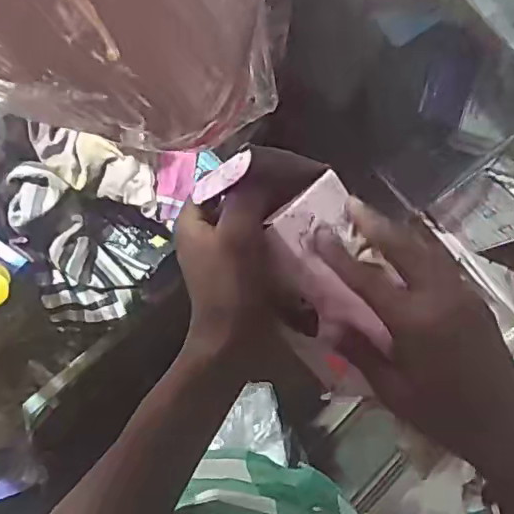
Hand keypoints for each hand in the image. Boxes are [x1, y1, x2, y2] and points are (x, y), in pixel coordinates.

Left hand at [174, 148, 321, 374]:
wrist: (231, 348)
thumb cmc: (231, 292)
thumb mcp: (237, 235)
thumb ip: (248, 194)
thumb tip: (271, 169)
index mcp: (196, 214)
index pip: (233, 171)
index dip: (269, 165)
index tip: (307, 170)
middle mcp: (207, 225)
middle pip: (246, 188)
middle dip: (281, 182)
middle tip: (317, 184)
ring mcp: (224, 245)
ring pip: (257, 209)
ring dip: (286, 202)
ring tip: (317, 201)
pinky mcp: (242, 264)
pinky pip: (265, 232)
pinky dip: (285, 225)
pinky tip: (307, 227)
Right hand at [317, 200, 513, 483]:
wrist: (506, 426)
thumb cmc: (443, 415)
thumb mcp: (393, 391)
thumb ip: (361, 353)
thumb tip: (329, 326)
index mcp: (415, 320)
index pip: (368, 278)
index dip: (339, 255)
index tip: (318, 231)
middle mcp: (442, 296)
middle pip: (405, 247)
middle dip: (376, 223)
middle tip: (352, 204)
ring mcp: (465, 294)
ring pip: (429, 250)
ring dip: (401, 232)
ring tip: (377, 219)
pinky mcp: (478, 301)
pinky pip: (445, 264)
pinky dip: (422, 249)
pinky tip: (411, 249)